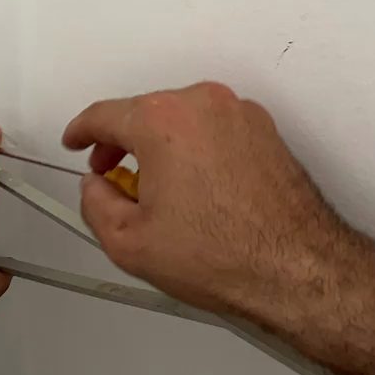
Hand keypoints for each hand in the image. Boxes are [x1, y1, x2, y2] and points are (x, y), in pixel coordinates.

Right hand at [62, 82, 367, 331]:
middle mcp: (201, 104)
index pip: (104, 114)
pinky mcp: (263, 129)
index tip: (76, 141)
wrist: (298, 270)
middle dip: (121, 143)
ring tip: (156, 190)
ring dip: (159, 146)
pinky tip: (192, 189)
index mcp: (162, 120)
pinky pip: (212, 129)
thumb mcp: (128, 241)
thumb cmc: (226, 255)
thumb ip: (94, 203)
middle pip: (143, 113)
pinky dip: (194, 148)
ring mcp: (237, 113)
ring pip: (179, 119)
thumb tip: (96, 188)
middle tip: (110, 173)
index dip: (81, 131)